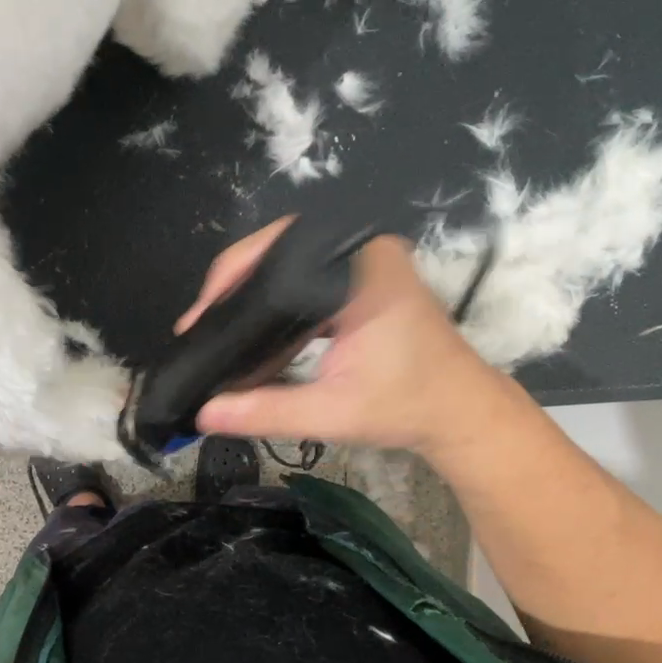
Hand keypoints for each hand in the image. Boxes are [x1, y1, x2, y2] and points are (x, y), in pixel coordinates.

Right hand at [186, 219, 518, 457]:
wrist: (459, 413)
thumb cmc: (406, 407)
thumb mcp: (330, 413)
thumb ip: (265, 412)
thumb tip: (205, 414)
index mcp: (361, 268)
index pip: (279, 248)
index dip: (231, 275)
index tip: (202, 315)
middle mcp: (364, 253)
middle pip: (279, 250)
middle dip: (235, 285)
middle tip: (202, 324)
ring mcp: (365, 265)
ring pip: (290, 265)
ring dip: (252, 294)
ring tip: (218, 328)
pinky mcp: (362, 283)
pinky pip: (305, 281)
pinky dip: (276, 305)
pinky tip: (252, 334)